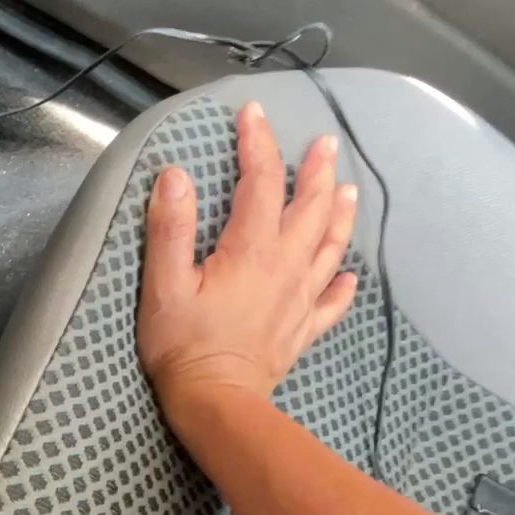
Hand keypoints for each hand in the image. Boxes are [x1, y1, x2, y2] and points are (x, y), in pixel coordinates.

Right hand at [137, 100, 358, 406]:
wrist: (216, 400)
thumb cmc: (182, 342)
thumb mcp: (163, 282)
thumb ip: (170, 228)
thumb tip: (176, 175)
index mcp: (251, 250)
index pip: (260, 183)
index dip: (258, 144)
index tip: (253, 114)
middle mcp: (285, 267)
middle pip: (309, 209)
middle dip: (316, 171)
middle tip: (325, 143)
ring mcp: (299, 299)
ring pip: (330, 247)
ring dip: (339, 214)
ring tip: (347, 188)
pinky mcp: (300, 329)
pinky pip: (332, 301)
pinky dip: (344, 284)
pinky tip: (351, 275)